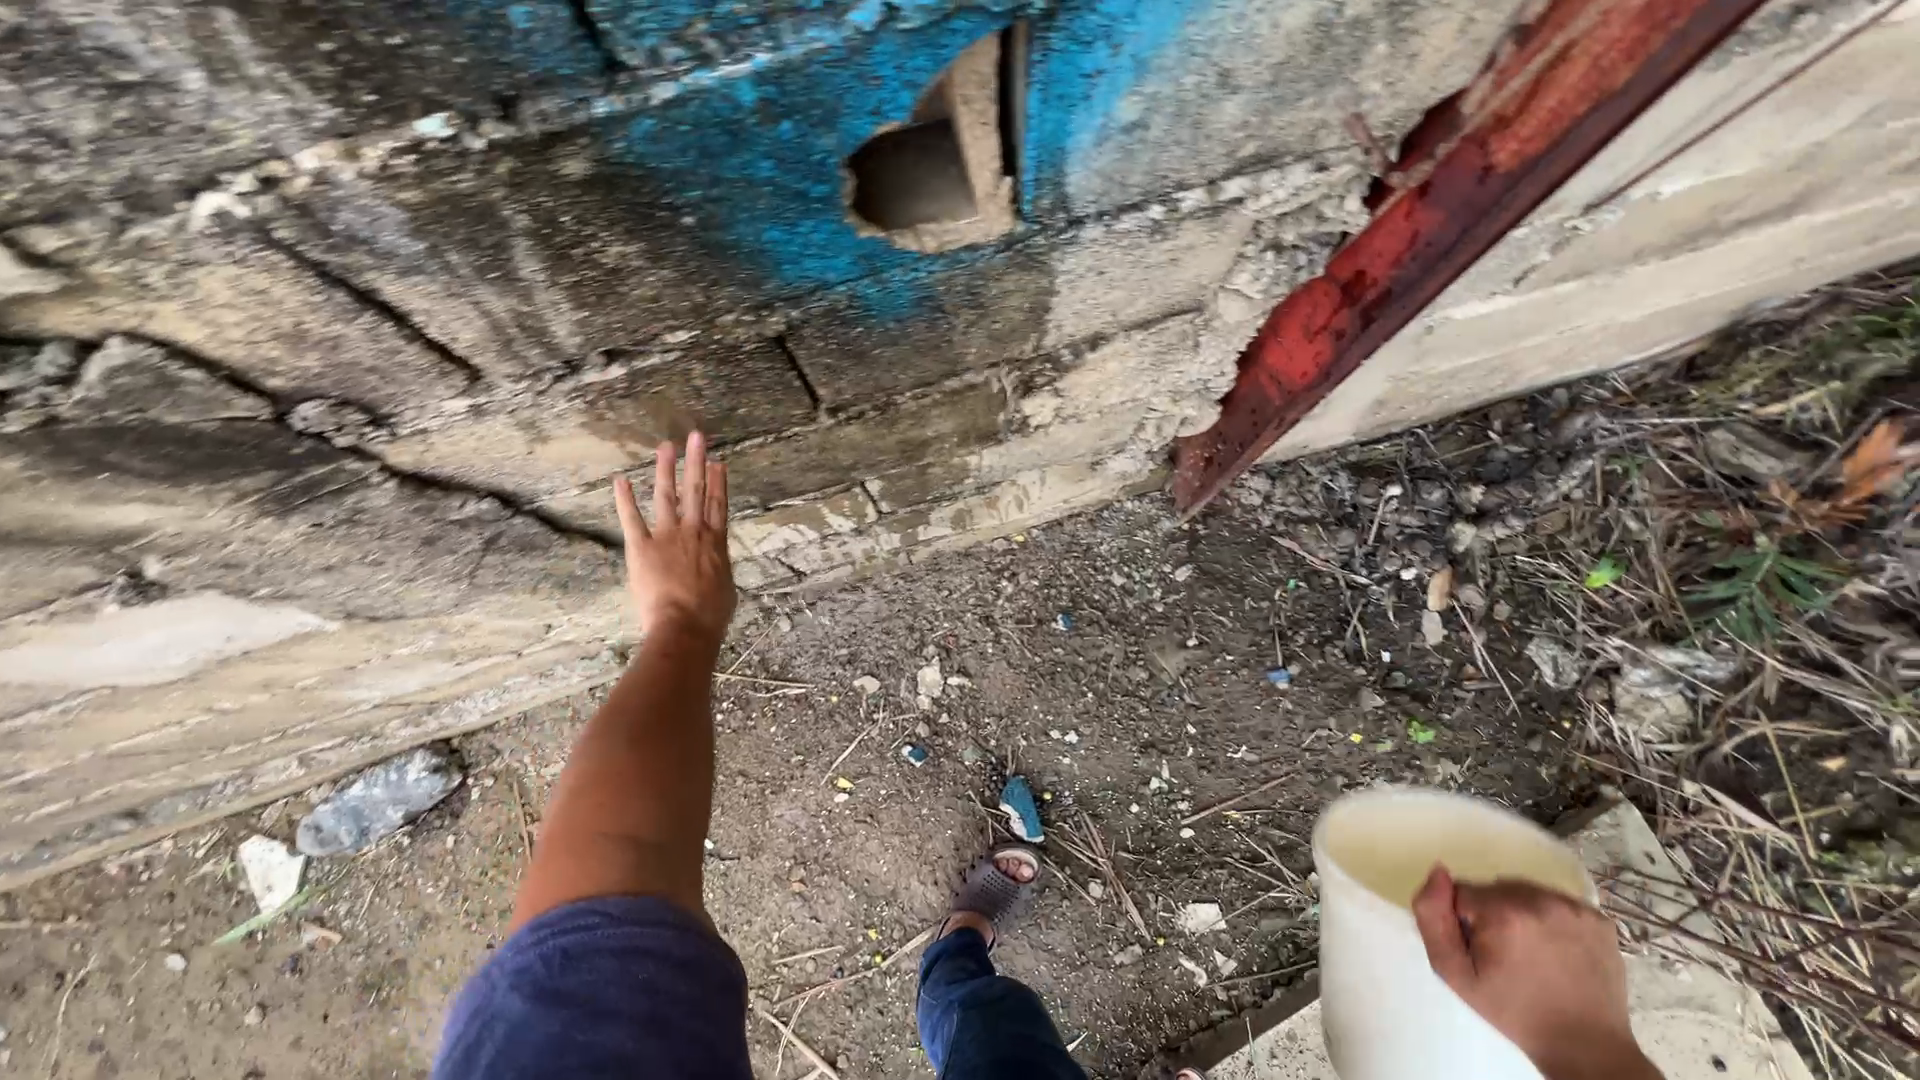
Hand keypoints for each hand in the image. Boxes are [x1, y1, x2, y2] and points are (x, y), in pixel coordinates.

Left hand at [611, 432, 734, 641]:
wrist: (686, 626)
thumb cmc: (710, 615)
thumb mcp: (726, 590)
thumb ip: (719, 571)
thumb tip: (717, 569)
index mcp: (716, 543)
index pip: (718, 505)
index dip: (718, 482)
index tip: (716, 462)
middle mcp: (694, 532)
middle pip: (697, 490)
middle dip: (696, 461)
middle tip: (696, 437)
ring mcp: (667, 537)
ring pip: (667, 496)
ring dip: (666, 469)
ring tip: (666, 446)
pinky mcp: (641, 547)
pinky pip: (631, 518)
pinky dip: (624, 499)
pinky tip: (620, 479)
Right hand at [1412, 867, 1657, 1079]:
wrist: (1585, 1046)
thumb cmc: (1513, 1011)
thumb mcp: (1454, 973)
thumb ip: (1432, 918)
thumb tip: (1438, 872)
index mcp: (1504, 914)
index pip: (1462, 892)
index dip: (1465, 922)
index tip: (1481, 952)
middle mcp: (1541, 901)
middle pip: (1495, 888)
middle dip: (1492, 914)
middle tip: (1505, 954)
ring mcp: (1575, 909)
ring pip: (1525, 892)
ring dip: (1519, 912)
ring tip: (1531, 951)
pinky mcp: (1599, 919)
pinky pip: (1556, 902)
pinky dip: (1550, 918)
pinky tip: (1556, 948)